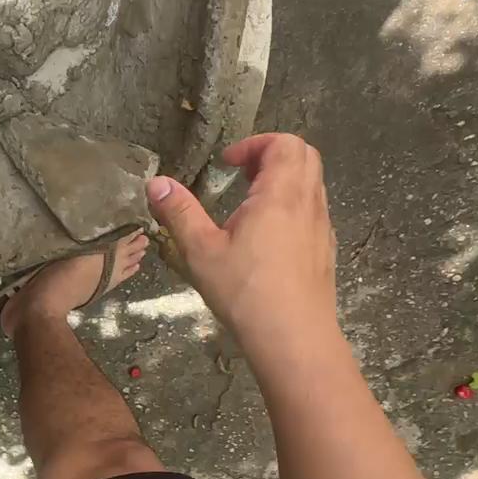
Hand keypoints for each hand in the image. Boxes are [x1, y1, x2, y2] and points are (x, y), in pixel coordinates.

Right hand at [146, 133, 339, 361]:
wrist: (291, 334)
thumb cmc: (243, 290)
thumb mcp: (199, 250)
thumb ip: (179, 212)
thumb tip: (155, 182)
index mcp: (279, 195)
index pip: (283, 144)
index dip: (254, 144)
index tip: (226, 163)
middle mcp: (307, 202)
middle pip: (304, 155)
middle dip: (270, 154)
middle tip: (239, 173)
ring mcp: (320, 225)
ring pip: (311, 181)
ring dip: (282, 178)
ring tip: (248, 200)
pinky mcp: (322, 247)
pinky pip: (312, 207)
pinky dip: (291, 202)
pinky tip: (265, 232)